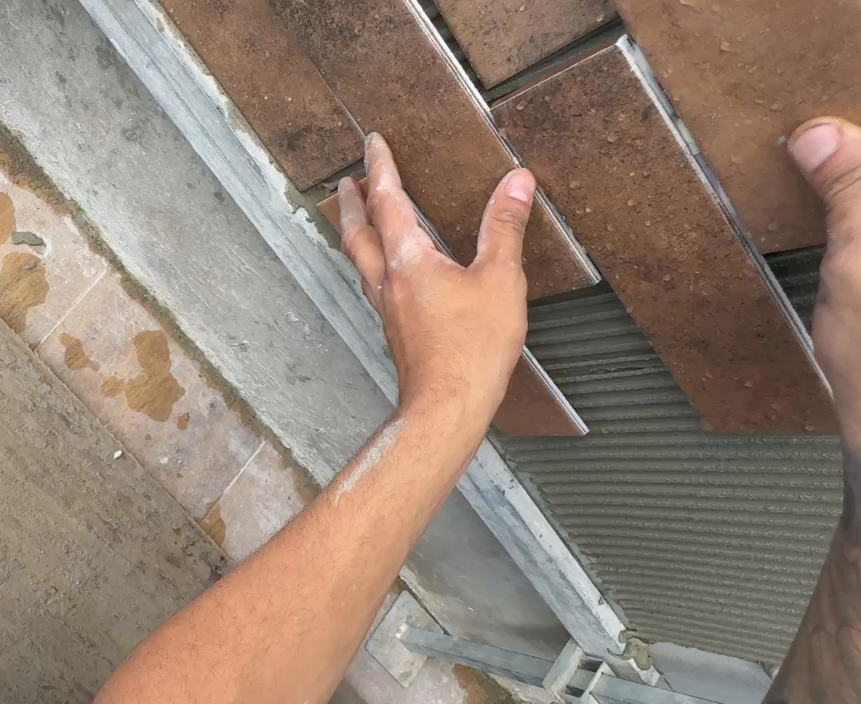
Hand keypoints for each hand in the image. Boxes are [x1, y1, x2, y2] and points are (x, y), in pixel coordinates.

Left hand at [337, 133, 534, 423]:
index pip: (388, 203)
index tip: (372, 143)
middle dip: (352, 204)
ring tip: (359, 219)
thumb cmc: (471, 348)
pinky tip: (388, 270)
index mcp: (408, 262)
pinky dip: (374, 263)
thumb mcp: (499, 280)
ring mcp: (387, 309)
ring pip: (361, 262)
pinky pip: (376, 285)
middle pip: (358, 235)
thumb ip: (503, 230)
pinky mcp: (395, 330)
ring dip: (357, 234)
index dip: (380, 169)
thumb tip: (515, 183)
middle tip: (346, 183)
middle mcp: (387, 284)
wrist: (446, 404)